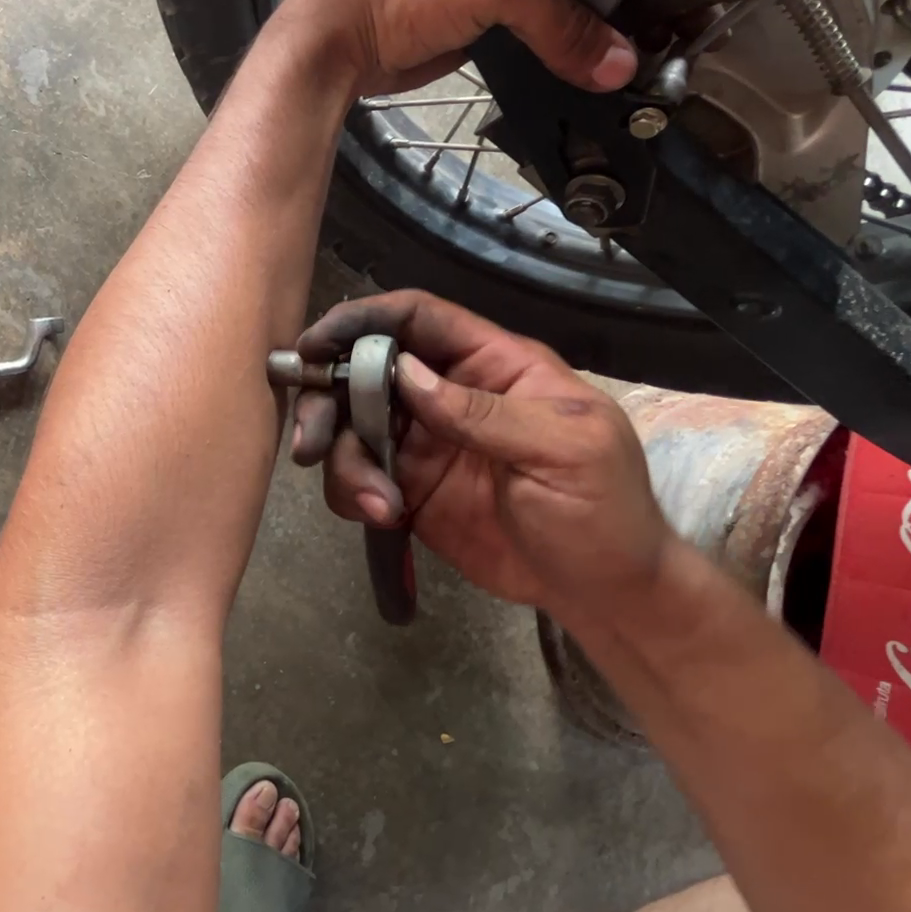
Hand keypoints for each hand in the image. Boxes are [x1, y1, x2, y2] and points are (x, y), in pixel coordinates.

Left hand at [280, 0, 635, 96]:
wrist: (344, 40)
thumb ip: (562, 21)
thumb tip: (613, 62)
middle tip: (660, 15)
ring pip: (552, 6)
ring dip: (581, 29)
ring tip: (628, 45)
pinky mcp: (473, 32)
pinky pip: (526, 40)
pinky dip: (549, 53)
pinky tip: (578, 63)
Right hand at [288, 290, 670, 610]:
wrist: (597, 591)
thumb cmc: (602, 509)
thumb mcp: (564, 448)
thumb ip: (484, 410)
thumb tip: (403, 373)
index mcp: (489, 366)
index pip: (417, 319)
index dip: (362, 321)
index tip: (315, 344)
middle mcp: (443, 396)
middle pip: (362, 373)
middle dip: (327, 400)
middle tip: (308, 439)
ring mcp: (419, 444)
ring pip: (349, 429)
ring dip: (343, 461)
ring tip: (376, 502)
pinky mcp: (402, 489)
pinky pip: (354, 478)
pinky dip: (354, 494)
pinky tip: (386, 517)